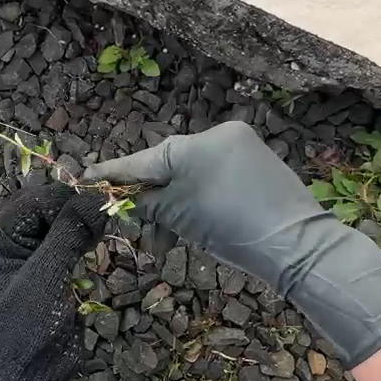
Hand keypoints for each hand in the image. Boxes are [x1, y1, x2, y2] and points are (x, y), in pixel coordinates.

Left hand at [0, 183, 105, 380]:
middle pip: (45, 211)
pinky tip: (96, 244)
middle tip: (103, 216)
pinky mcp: (47, 279)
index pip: (32, 201)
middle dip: (74, 210)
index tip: (97, 205)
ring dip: (80, 225)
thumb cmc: (26, 329)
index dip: (65, 199)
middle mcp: (7, 248)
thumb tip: (98, 197)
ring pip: (58, 228)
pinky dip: (81, 243)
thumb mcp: (46, 276)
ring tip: (101, 228)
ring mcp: (28, 263)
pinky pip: (65, 249)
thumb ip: (69, 233)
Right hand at [85, 121, 380, 366]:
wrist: (297, 245)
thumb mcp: (177, 215)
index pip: (141, 160)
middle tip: (139, 234)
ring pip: (189, 178)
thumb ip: (145, 202)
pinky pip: (212, 180)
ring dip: (173, 210)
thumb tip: (122, 198)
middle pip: (165, 169)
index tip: (83, 177)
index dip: (111, 174)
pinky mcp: (256, 165)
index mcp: (194, 143)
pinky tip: (189, 230)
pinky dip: (197, 204)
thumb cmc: (231, 226)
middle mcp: (216, 136)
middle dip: (150, 204)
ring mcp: (239, 148)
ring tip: (165, 245)